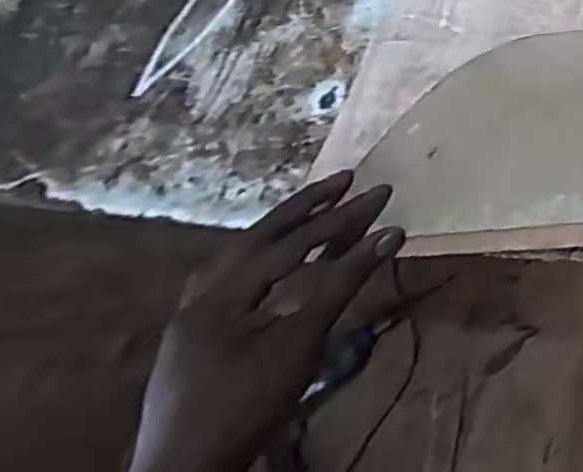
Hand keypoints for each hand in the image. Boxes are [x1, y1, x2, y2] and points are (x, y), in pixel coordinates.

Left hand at [129, 172, 403, 471]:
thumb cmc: (246, 404)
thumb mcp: (301, 341)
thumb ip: (343, 282)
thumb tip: (390, 234)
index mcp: (218, 298)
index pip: (291, 244)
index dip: (343, 218)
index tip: (383, 193)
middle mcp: (199, 300)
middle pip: (257, 240)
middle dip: (305, 208)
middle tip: (345, 180)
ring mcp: (192, 320)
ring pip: (239, 258)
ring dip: (281, 229)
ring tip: (315, 207)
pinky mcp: (196, 338)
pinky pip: (232, 279)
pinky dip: (262, 256)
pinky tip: (276, 255)